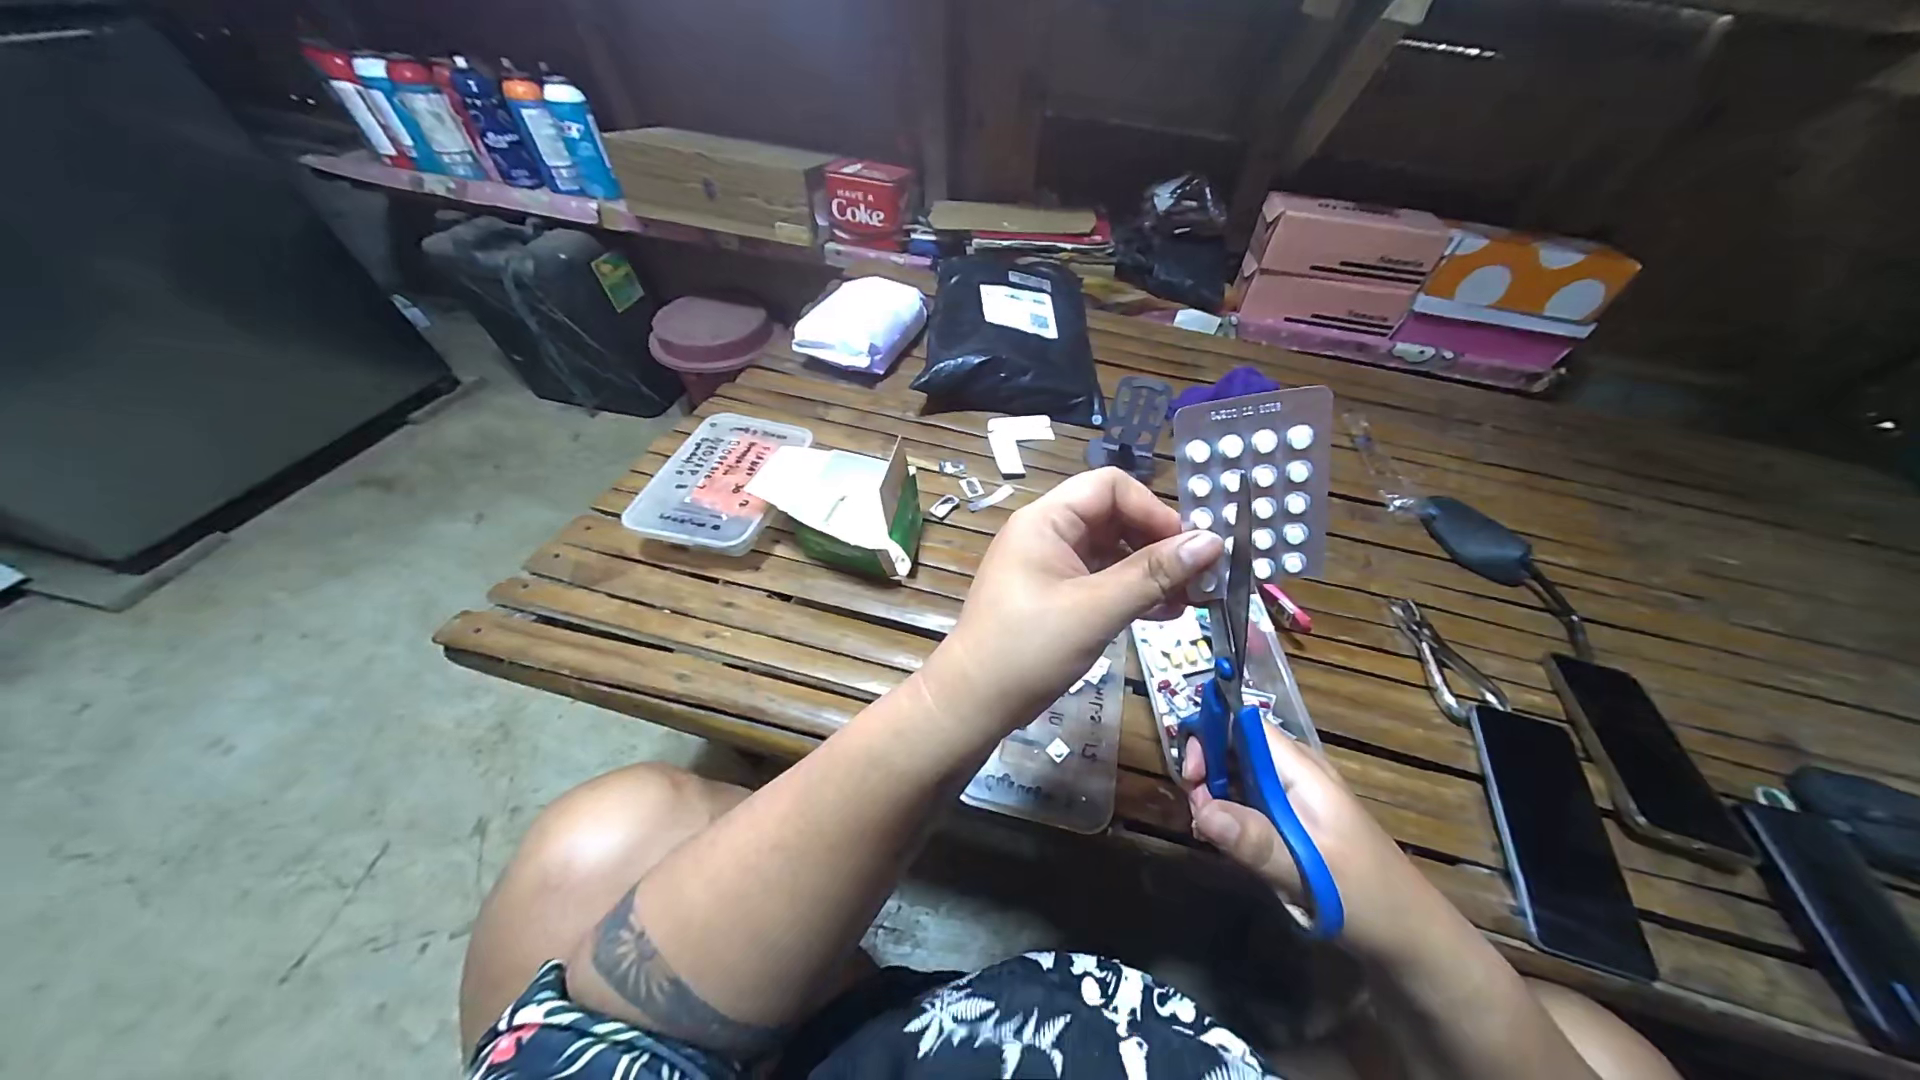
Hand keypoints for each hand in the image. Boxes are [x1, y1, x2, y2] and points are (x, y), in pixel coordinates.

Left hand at [921, 467, 1221, 738]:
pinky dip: (1131, 592)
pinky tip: (1164, 614)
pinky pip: (1101, 580)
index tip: (1188, 546)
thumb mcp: (1095, 609)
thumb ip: (1153, 573)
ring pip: (1111, 552)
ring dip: (1151, 572)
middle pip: (1114, 518)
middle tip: (1199, 578)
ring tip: (1191, 601)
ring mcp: (1049, 566)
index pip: (1110, 487)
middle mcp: (1047, 534)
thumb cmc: (1028, 648)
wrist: (974, 702)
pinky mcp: (1054, 595)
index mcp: (1046, 520)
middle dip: (1159, 544)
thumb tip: (1212, 542)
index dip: (1153, 509)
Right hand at [1184, 724, 1443, 961]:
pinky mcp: (1291, 817)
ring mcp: (1293, 794)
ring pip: (1237, 774)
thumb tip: (1203, 809)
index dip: (1209, 735)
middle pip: (1234, 747)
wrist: (1413, 939)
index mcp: (1301, 769)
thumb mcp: (1307, 874)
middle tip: (1198, 815)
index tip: (1191, 775)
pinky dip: (1229, 814)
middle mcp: (1294, 772)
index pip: (1243, 724)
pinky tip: (1226, 842)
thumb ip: (1255, 841)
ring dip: (1215, 796)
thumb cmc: (1365, 899)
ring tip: (1210, 835)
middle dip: (1206, 772)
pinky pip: (1248, 798)